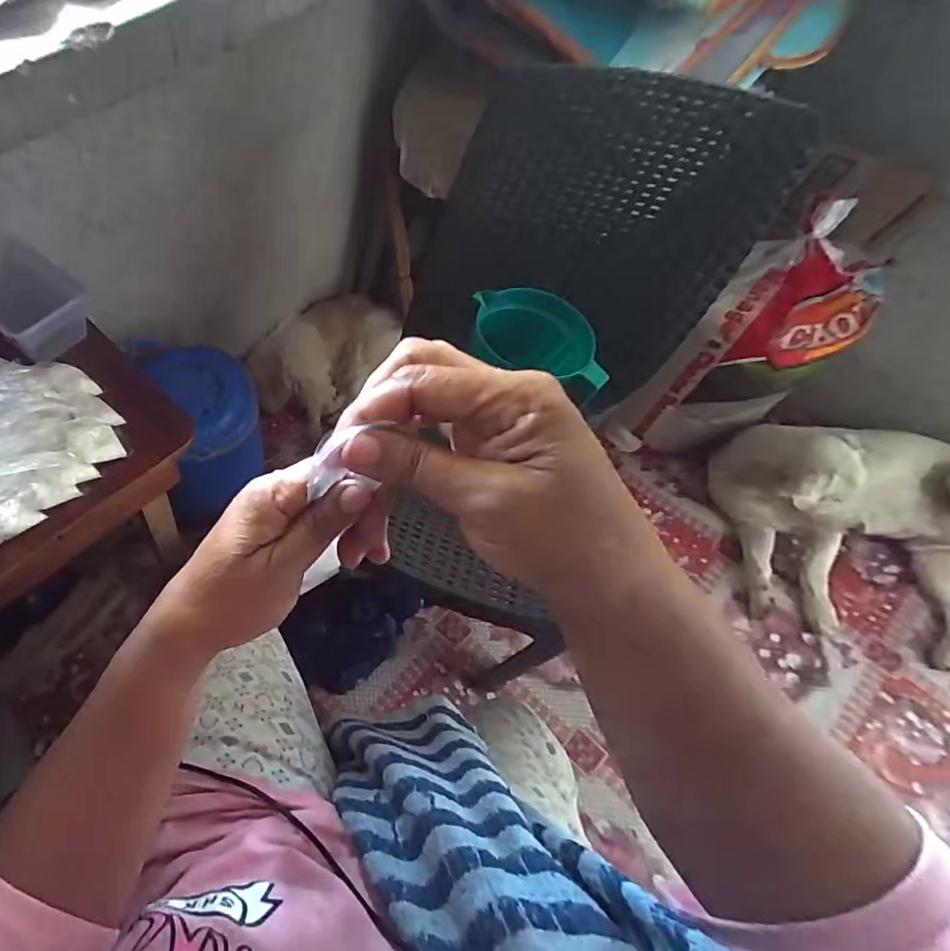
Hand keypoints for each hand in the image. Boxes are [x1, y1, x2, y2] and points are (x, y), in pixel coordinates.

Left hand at [140, 466, 372, 658]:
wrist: (189, 624)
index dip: (365, 491)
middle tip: (371, 556)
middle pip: (335, 481)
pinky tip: (348, 556)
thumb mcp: (282, 567)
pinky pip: (314, 515)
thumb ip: (320, 525)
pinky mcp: (274, 522)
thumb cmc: (232, 602)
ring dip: (352, 525)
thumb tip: (361, 485)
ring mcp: (273, 505)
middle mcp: (272, 488)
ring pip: (329, 499)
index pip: (334, 467)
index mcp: (271, 492)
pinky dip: (335, 533)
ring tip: (361, 561)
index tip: (377, 532)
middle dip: (361, 512)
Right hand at [329, 339, 667, 610]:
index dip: (376, 406)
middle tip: (349, 449)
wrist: (609, 580)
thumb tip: (350, 444)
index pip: (426, 376)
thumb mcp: (483, 500)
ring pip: (420, 398)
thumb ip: (415, 464)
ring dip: (386, 427)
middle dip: (377, 404)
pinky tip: (385, 476)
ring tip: (360, 468)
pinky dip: (403, 449)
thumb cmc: (560, 540)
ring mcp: (493, 415)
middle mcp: (501, 392)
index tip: (341, 446)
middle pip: (420, 370)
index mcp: (513, 395)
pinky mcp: (485, 441)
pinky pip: (431, 429)